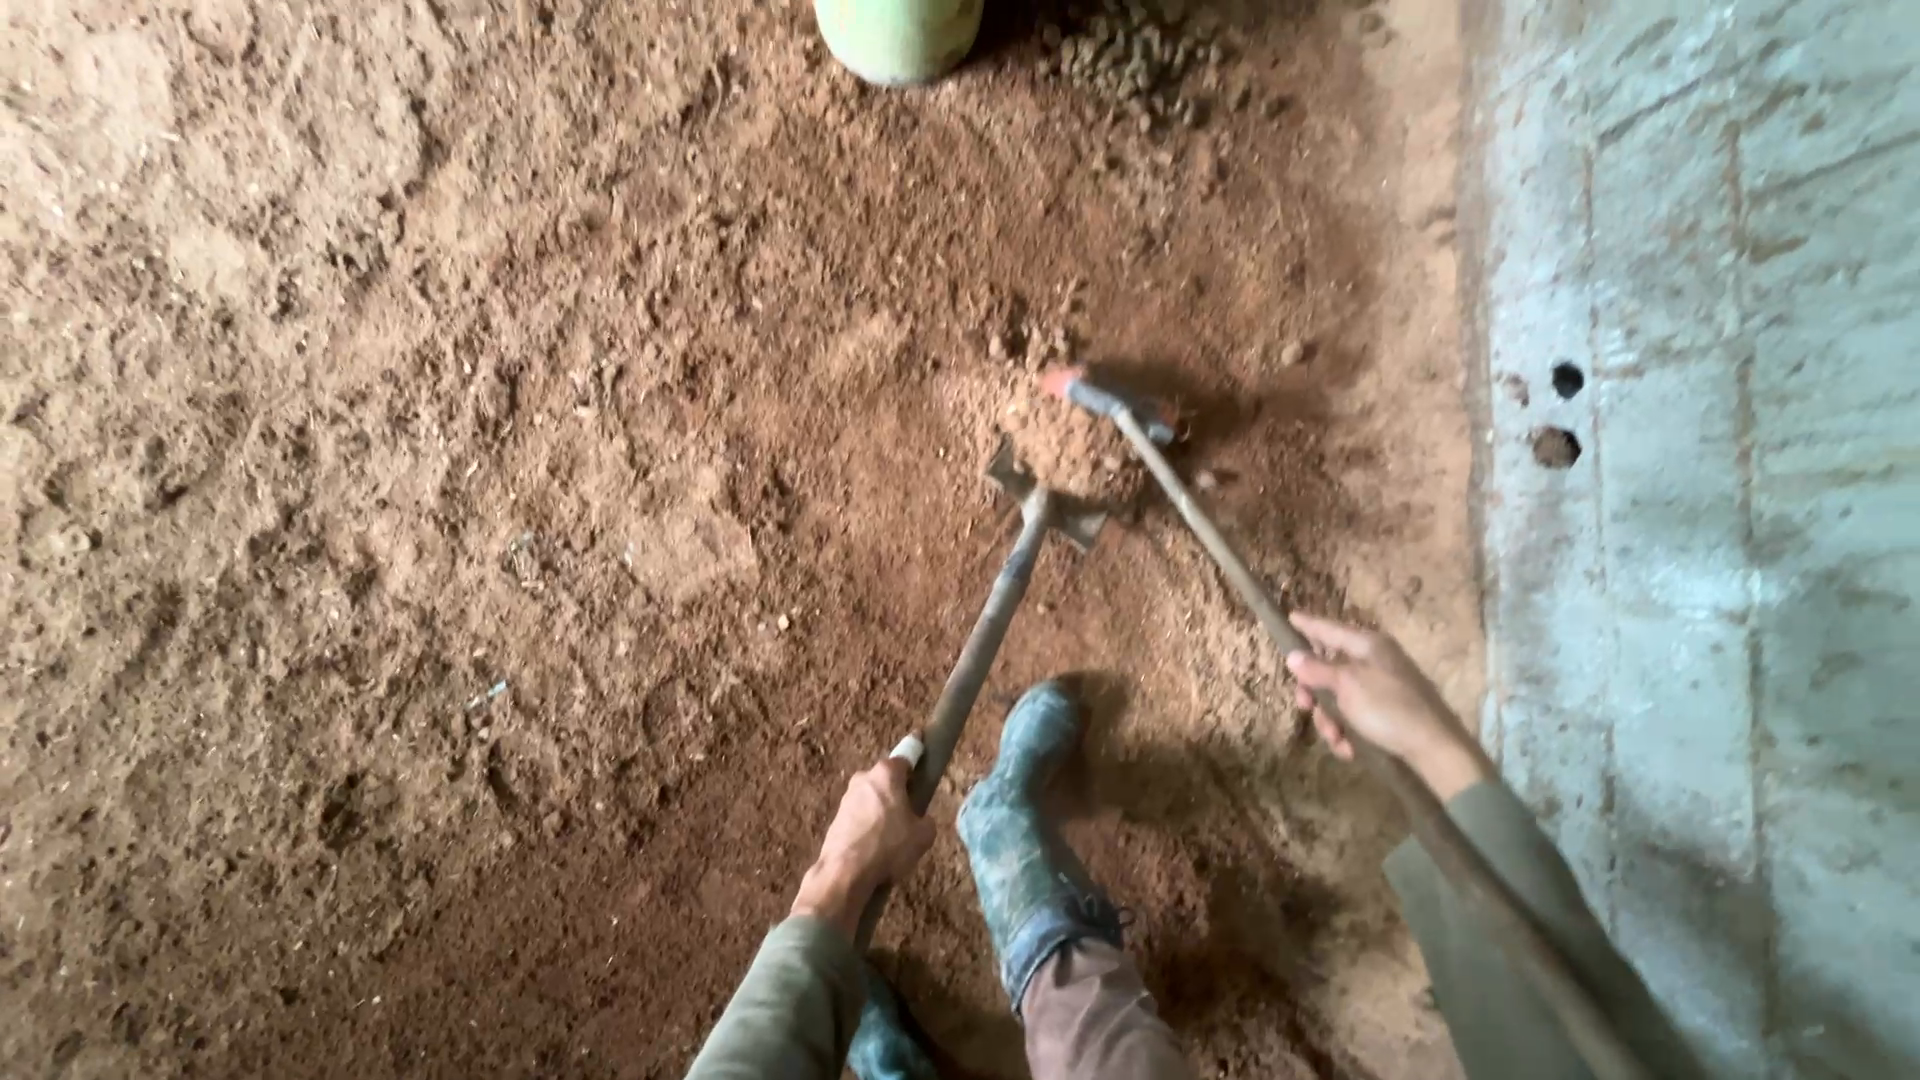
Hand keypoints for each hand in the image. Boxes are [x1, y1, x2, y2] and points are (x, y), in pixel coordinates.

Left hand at [790, 756, 936, 940]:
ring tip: (892, 838)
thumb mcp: (923, 835)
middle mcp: (864, 777)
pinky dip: (868, 826)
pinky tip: (875, 848)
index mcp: (887, 773)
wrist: (844, 873)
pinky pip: (860, 817)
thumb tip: (919, 820)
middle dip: (899, 790)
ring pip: (872, 798)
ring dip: (882, 810)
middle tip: (911, 813)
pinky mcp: (836, 818)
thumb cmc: (889, 846)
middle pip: (887, 778)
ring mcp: (847, 798)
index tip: (924, 749)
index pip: (908, 753)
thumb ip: (926, 820)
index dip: (919, 753)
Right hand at [1285, 612, 1490, 800]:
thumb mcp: (1347, 686)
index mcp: (1368, 646)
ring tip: (1336, 737)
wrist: (1436, 750)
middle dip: (1313, 692)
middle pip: (1327, 669)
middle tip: (1305, 706)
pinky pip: (1353, 716)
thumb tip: (1293, 656)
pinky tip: (1350, 748)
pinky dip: (1347, 732)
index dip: (1307, 624)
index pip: (1329, 629)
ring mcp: (1381, 688)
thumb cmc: (1389, 709)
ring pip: (1337, 698)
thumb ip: (1317, 670)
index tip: (1289, 616)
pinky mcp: (1387, 713)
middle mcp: (1374, 662)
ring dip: (1330, 720)